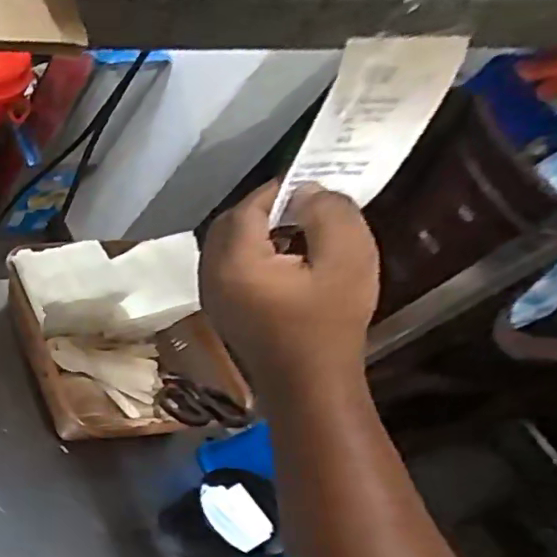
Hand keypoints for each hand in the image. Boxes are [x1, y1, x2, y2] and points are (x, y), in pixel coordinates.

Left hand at [199, 182, 379, 389]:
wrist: (307, 380)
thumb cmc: (328, 319)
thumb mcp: (347, 256)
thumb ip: (327, 212)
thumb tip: (305, 192)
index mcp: (234, 264)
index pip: (244, 210)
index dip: (274, 189)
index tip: (307, 177)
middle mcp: (210, 278)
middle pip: (225, 226)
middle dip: (259, 207)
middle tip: (302, 199)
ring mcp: (210, 296)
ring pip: (222, 247)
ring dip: (253, 230)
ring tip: (297, 223)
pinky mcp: (219, 309)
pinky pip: (225, 268)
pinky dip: (247, 252)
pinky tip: (284, 254)